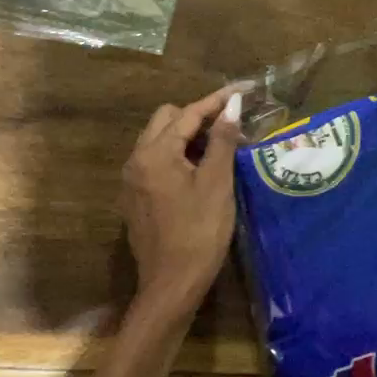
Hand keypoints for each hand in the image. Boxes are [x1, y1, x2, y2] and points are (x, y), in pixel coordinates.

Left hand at [119, 86, 243, 319]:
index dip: (218, 100)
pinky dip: (178, 154)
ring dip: (188, 134)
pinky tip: (201, 168)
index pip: (189, 113)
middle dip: (199, 115)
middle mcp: (136, 160)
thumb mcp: (217, 183)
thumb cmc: (199, 232)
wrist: (171, 286)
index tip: (244, 90)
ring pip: (159, 139)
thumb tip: (232, 105)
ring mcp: (132, 181)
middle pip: (167, 119)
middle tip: (231, 123)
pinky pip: (156, 160)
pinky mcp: (135, 198)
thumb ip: (222, 139)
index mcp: (155, 154)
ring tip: (221, 144)